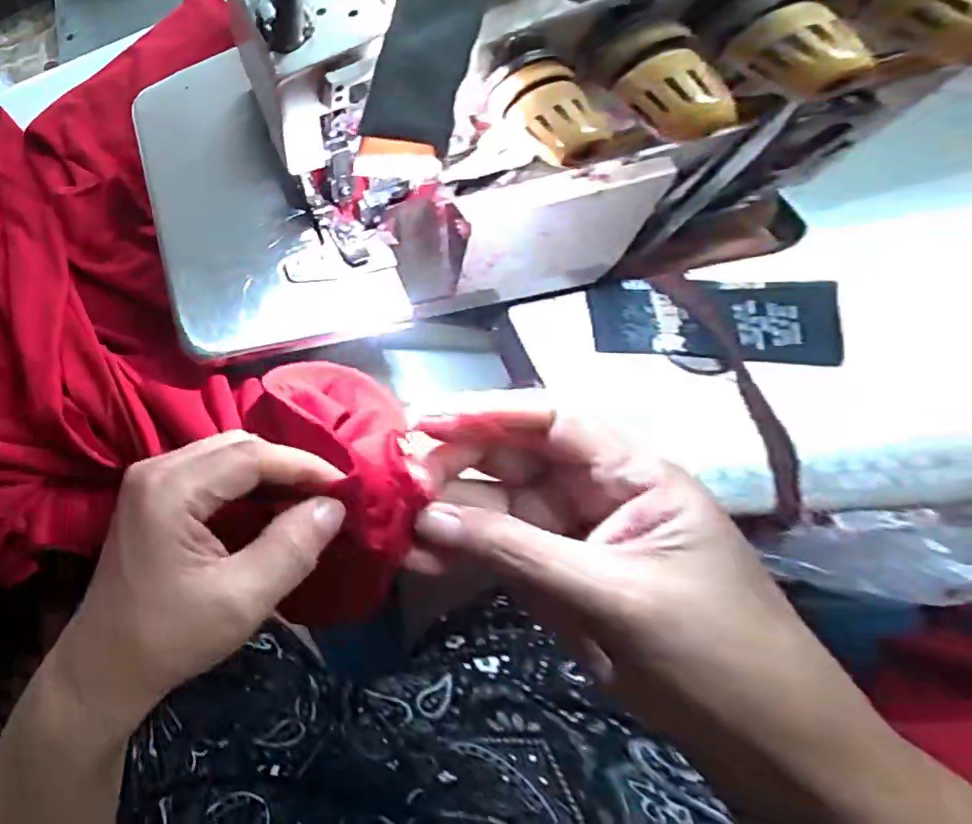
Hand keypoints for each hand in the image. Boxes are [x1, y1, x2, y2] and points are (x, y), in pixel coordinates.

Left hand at [50, 431, 347, 732]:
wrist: (107, 657)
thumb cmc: (172, 634)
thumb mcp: (241, 598)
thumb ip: (290, 548)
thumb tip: (332, 506)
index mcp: (169, 487)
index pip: (246, 455)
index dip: (301, 464)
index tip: (348, 485)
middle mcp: (154, 467)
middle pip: (231, 445)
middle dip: (284, 463)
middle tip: (330, 493)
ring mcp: (146, 477)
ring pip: (217, 453)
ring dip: (262, 470)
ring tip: (307, 497)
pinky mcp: (147, 492)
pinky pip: (201, 469)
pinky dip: (238, 481)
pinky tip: (266, 503)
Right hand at [406, 389, 799, 699]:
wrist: (768, 751)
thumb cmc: (718, 655)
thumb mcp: (616, 596)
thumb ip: (516, 549)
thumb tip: (425, 517)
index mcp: (630, 478)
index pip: (550, 421)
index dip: (485, 412)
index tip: (424, 421)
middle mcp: (588, 491)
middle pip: (502, 455)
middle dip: (448, 464)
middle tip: (400, 483)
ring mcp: (559, 530)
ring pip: (481, 499)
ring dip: (438, 511)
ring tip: (395, 525)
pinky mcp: (539, 568)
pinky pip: (481, 544)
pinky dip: (448, 548)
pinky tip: (415, 558)